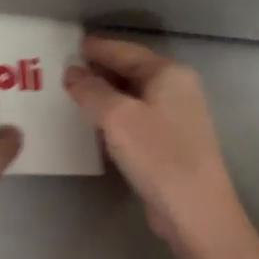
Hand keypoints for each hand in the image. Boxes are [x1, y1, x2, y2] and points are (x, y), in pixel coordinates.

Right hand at [64, 38, 258, 258]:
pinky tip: (93, 122)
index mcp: (168, 73)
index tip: (67, 45)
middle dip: (97, 69)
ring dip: (103, 93)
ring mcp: (176, 116)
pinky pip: (136, 116)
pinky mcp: (170, 142)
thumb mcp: (116, 117)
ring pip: (131, 94)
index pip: (124, 50)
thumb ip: (90, 89)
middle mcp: (176, 88)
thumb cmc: (158, 155)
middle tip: (62, 69)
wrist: (196, 213)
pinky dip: (114, 114)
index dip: (95, 47)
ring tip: (71, 93)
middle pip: (129, 69)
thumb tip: (72, 72)